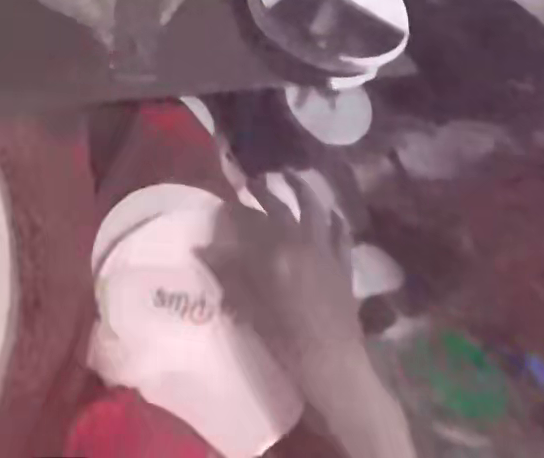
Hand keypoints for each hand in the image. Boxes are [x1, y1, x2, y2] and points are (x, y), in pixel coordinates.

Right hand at [202, 174, 414, 457]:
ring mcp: (327, 252)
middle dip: (267, 190)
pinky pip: (342, 234)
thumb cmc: (284, 335)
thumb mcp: (246, 302)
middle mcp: (302, 242)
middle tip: (254, 181)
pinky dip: (335, 219)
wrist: (332, 364)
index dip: (238, 206)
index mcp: (276, 249)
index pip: (252, 216)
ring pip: (317, 210)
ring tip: (293, 178)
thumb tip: (199, 248)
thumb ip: (225, 270)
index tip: (226, 198)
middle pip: (283, 206)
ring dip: (304, 191)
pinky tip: (331, 212)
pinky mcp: (345, 267)